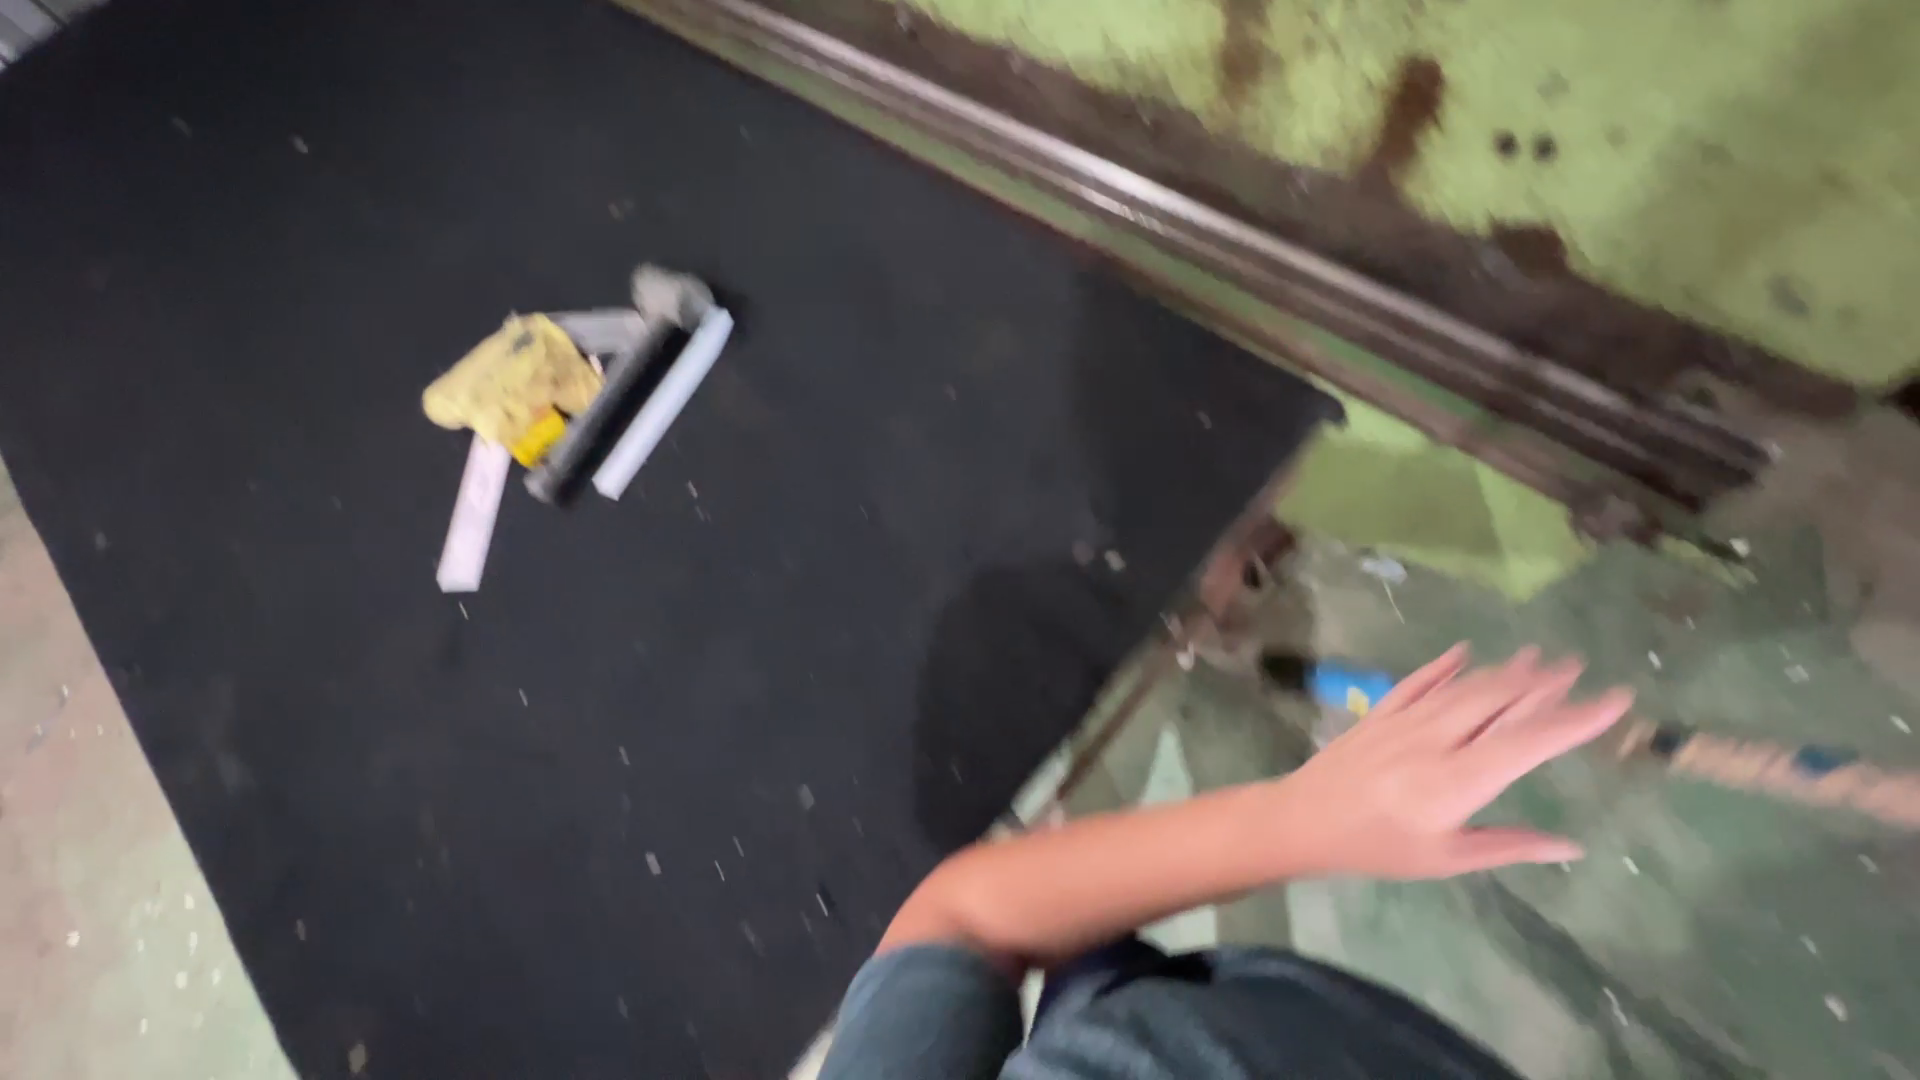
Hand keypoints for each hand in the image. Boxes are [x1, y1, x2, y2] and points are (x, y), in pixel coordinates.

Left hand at [1268, 644, 1632, 879]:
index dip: (1573, 720)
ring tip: (1535, 655)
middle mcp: (1434, 740)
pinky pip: (1414, 683)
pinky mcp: (1377, 714)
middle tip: (1578, 665)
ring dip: (1499, 671)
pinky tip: (1462, 652)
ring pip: (1459, 688)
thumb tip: (1572, 845)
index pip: (1527, 742)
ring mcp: (1402, 721)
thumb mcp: (1446, 858)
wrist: (1303, 819)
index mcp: (1458, 780)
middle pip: (1495, 702)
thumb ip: (1508, 845)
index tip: (1614, 700)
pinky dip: (1441, 667)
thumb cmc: (1377, 847)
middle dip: (1539, 682)